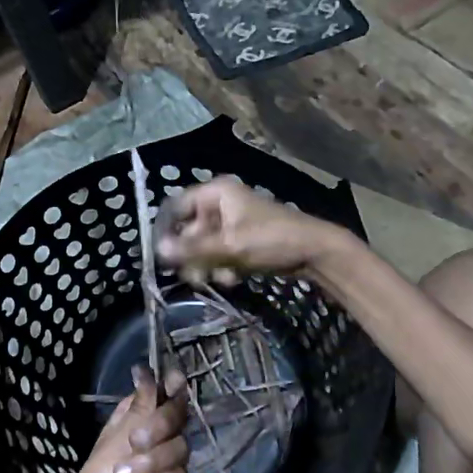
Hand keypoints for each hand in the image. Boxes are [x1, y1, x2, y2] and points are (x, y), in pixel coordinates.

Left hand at [57, 366, 190, 472]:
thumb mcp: (113, 444)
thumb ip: (140, 411)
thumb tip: (146, 370)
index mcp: (134, 423)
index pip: (159, 396)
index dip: (168, 387)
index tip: (174, 380)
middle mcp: (155, 440)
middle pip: (176, 417)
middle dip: (159, 425)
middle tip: (137, 440)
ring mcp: (169, 467)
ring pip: (179, 448)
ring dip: (152, 461)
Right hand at [155, 178, 346, 285]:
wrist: (314, 252)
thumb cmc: (271, 240)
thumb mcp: (229, 246)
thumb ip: (192, 249)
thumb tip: (158, 251)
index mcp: (215, 193)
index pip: (176, 207)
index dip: (167, 230)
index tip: (162, 256)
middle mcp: (220, 204)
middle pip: (189, 231)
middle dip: (192, 256)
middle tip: (195, 277)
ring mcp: (230, 223)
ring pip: (203, 247)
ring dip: (207, 265)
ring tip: (219, 279)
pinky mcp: (240, 240)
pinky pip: (218, 254)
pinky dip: (221, 267)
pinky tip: (232, 278)